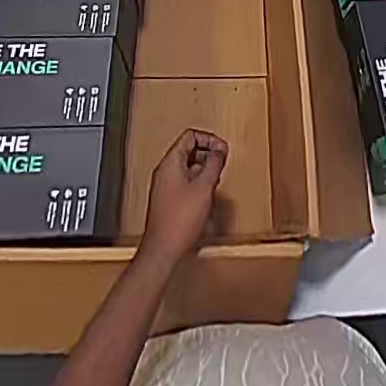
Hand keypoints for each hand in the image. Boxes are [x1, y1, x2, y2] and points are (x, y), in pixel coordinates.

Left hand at [140, 129, 227, 265]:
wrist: (163, 249)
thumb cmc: (180, 220)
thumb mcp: (205, 186)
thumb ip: (214, 164)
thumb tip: (219, 150)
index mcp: (170, 163)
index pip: (190, 137)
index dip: (209, 139)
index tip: (222, 149)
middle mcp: (164, 171)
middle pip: (188, 149)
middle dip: (208, 152)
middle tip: (222, 161)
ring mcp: (164, 185)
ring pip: (187, 165)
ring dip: (204, 167)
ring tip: (216, 177)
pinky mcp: (167, 199)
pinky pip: (184, 180)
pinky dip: (198, 180)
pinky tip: (207, 193)